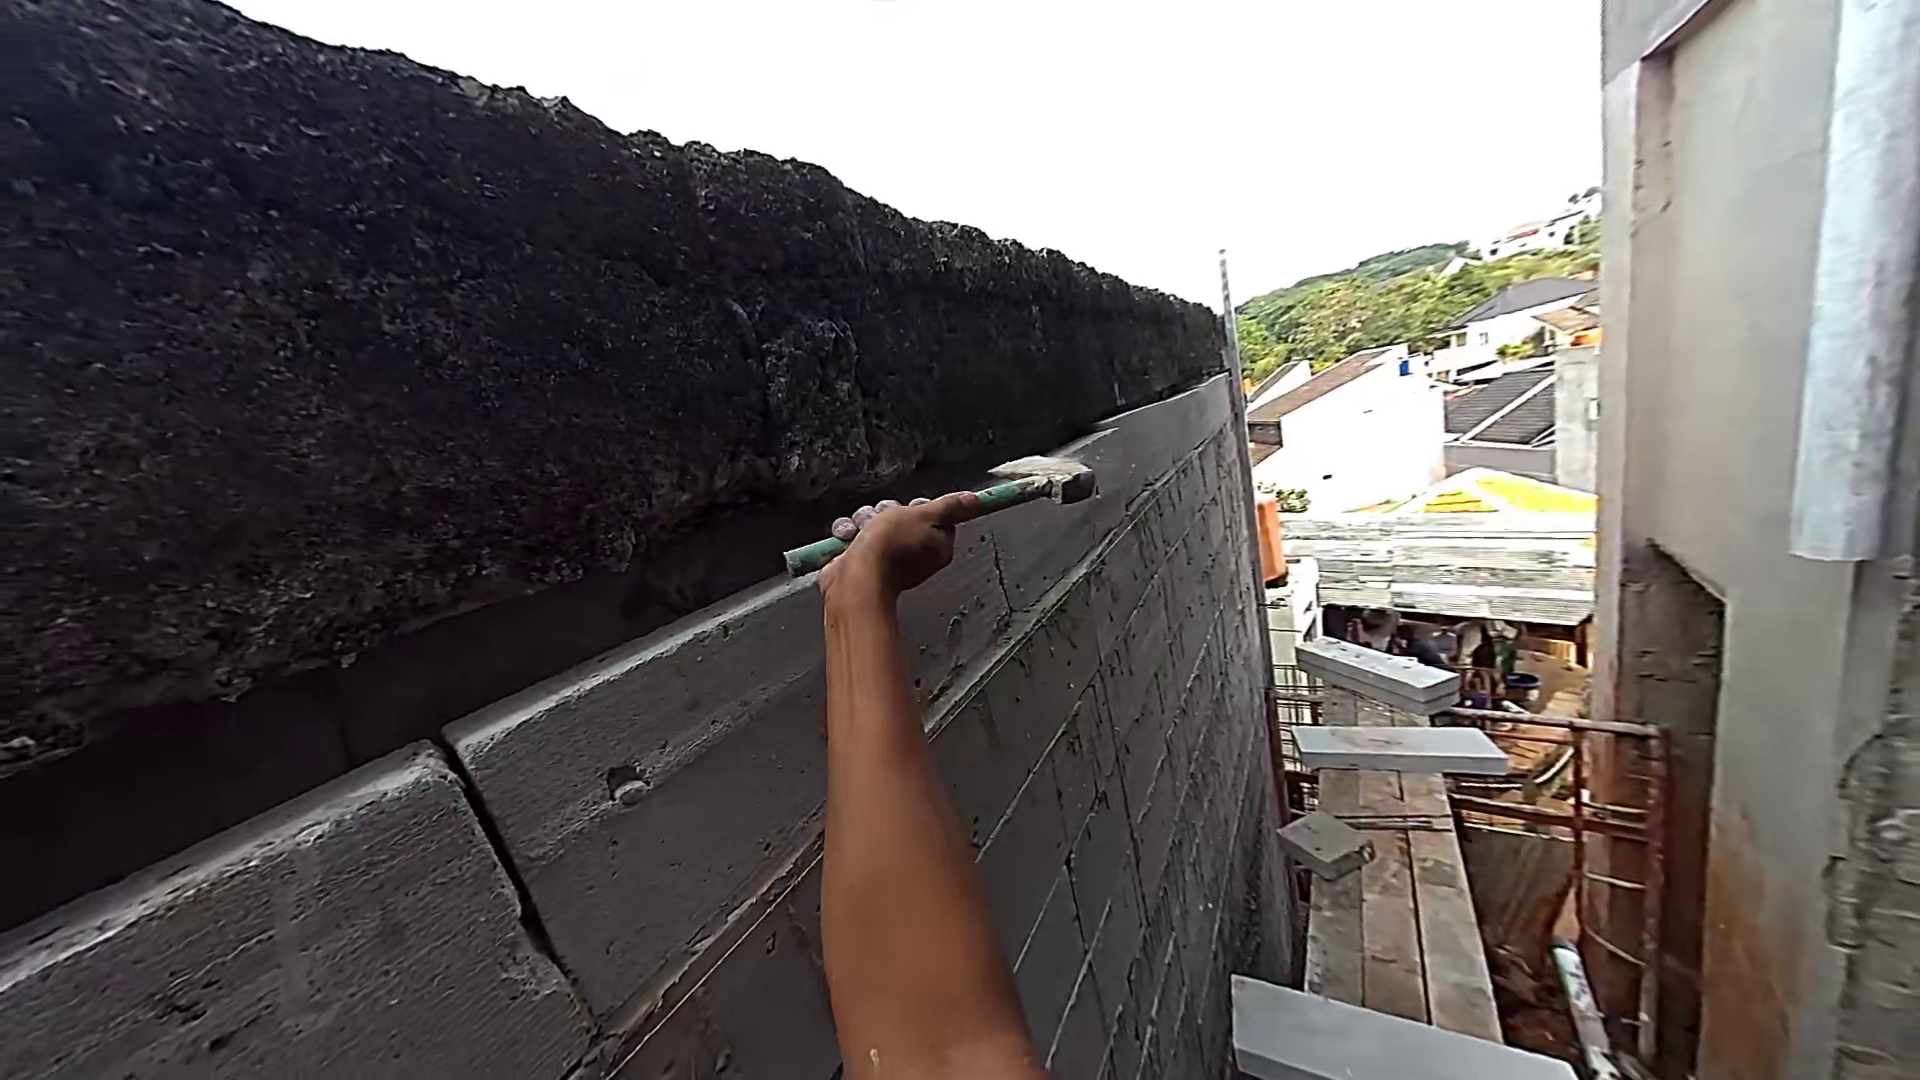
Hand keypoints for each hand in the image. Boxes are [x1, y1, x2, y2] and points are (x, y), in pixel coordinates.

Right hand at [818, 492, 982, 600]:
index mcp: (937, 546)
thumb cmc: (891, 546)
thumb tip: (975, 500)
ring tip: (863, 530)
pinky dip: (850, 533)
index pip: (933, 515)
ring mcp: (888, 558)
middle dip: (887, 512)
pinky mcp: (864, 560)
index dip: (919, 507)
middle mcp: (915, 554)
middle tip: (885, 520)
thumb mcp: (925, 515)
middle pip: (902, 515)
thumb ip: (950, 506)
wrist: (856, 576)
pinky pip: (856, 535)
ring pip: (876, 521)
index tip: (910, 510)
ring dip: (865, 520)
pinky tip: (850, 537)